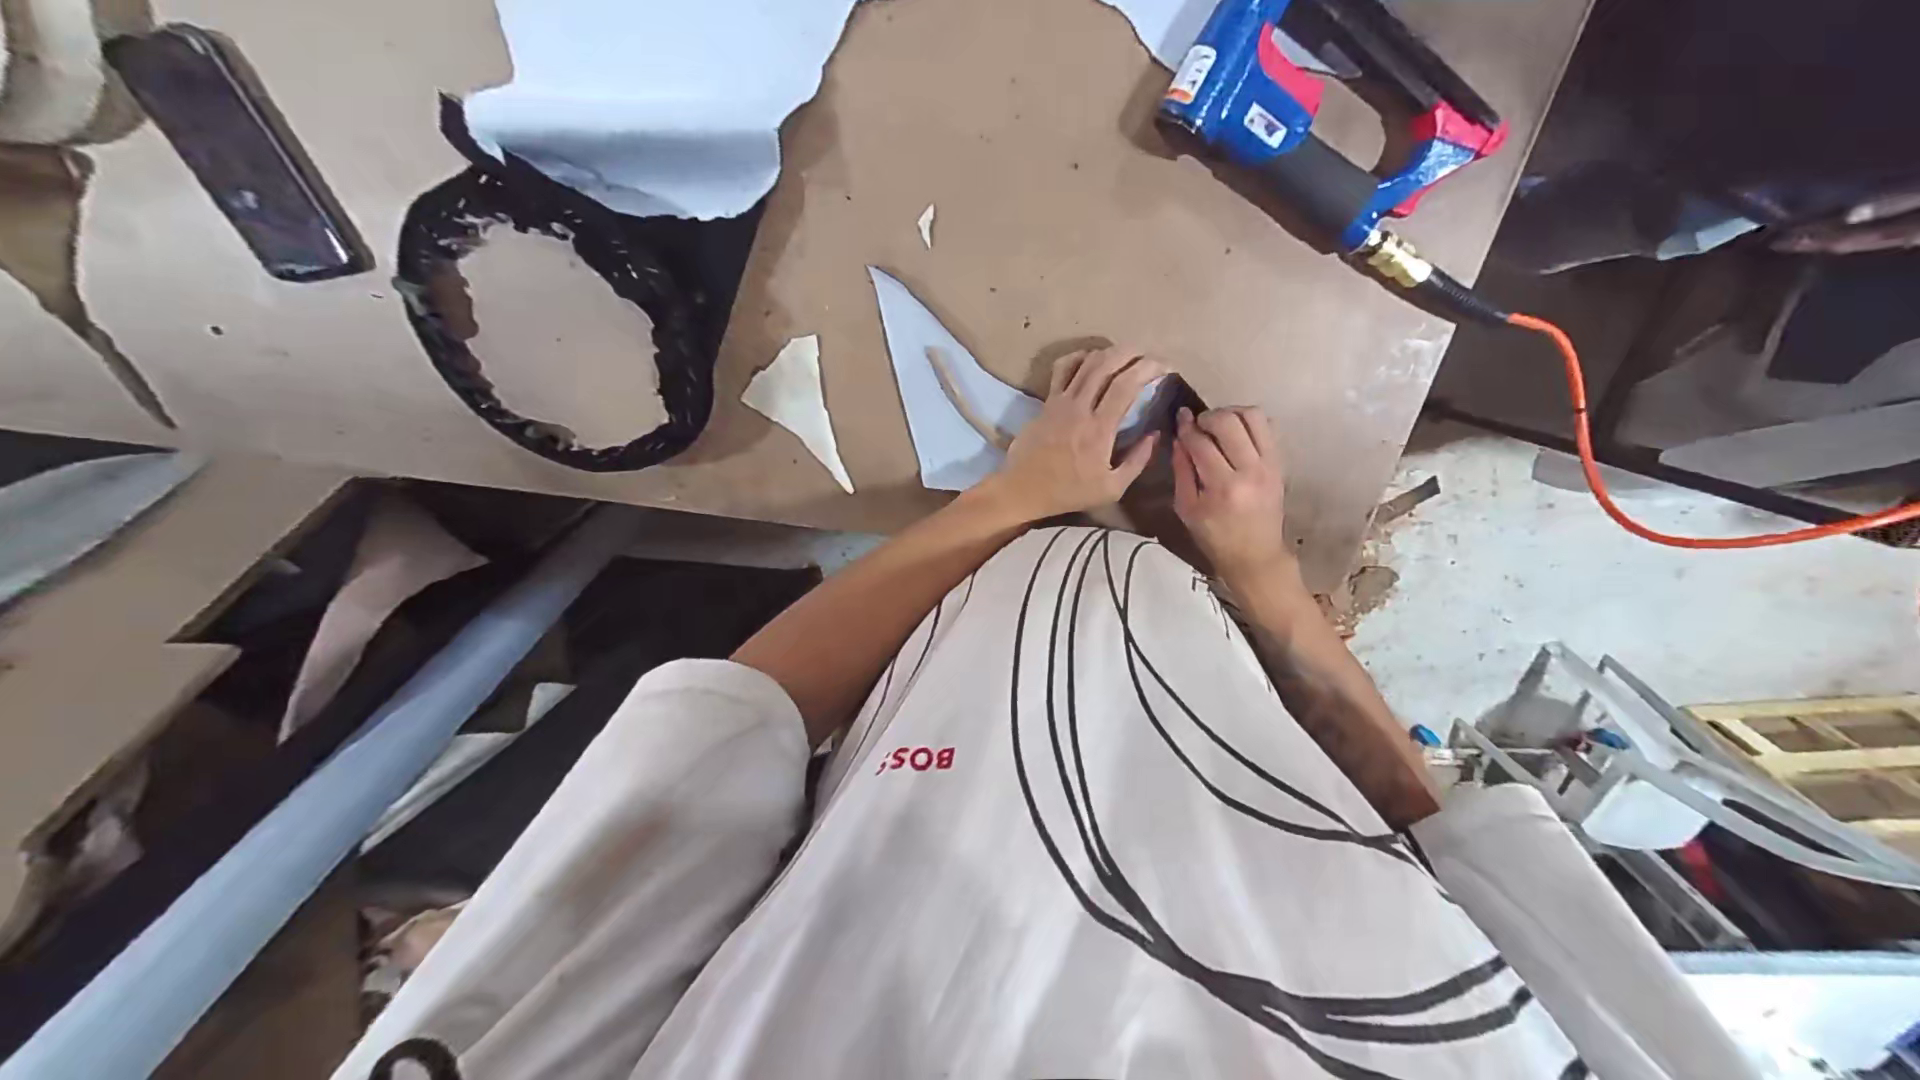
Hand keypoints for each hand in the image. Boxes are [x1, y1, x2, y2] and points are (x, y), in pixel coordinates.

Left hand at [978, 345, 1164, 522]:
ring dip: (1109, 352)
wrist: (1023, 489)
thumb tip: (1154, 435)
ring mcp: (1060, 402)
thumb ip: (1137, 461)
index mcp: (1099, 429)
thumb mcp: (1111, 488)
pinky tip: (1090, 359)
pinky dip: (1078, 357)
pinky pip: (1062, 369)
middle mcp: (1079, 407)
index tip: (1165, 367)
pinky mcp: (1046, 402)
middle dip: (1132, 354)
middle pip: (1107, 364)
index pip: (1126, 385)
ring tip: (1125, 356)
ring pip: (1086, 362)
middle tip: (1148, 357)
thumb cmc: (1069, 492)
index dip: (1149, 368)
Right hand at [1172, 406, 1288, 580]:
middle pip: (1228, 422)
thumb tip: (1179, 438)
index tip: (1179, 418)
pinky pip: (1267, 427)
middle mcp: (1250, 471)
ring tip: (1218, 424)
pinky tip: (1236, 433)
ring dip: (1231, 413)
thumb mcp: (1187, 508)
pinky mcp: (1280, 463)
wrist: (1256, 555)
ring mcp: (1269, 465)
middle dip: (1208, 416)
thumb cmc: (1215, 537)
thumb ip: (1182, 471)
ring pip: (1254, 416)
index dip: (1186, 427)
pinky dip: (1249, 423)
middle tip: (1198, 424)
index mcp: (1222, 487)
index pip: (1201, 443)